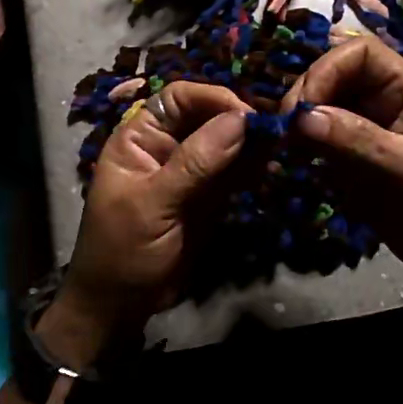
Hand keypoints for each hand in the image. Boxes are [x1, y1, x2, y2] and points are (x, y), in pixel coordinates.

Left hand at [58, 82, 250, 345]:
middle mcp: (166, 146)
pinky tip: (271, 165)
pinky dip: (253, 167)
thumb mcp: (152, 204)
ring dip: (252, 142)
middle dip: (239, 119)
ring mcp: (191, 172)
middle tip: (273, 129)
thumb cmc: (122, 250)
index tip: (246, 113)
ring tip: (280, 144)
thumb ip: (195, 163)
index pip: (178, 99)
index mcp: (139, 138)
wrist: (122, 304)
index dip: (212, 98)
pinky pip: (235, 172)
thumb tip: (239, 120)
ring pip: (226, 143)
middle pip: (208, 116)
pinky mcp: (210, 196)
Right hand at [282, 36, 402, 294]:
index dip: (327, 69)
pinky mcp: (352, 158)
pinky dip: (301, 146)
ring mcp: (366, 130)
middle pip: (332, 75)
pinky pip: (319, 139)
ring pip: (320, 107)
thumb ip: (360, 141)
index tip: (304, 107)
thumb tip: (302, 118)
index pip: (360, 54)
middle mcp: (385, 102)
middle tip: (285, 132)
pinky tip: (293, 162)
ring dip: (298, 122)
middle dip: (305, 96)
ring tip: (287, 149)